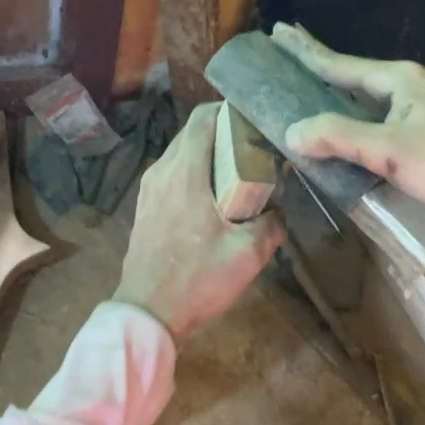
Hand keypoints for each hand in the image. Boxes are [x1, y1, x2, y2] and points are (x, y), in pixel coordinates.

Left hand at [115, 103, 283, 341]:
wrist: (146, 312)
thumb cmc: (197, 279)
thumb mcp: (248, 255)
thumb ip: (271, 225)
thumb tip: (279, 211)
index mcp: (184, 172)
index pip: (204, 118)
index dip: (231, 111)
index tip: (256, 121)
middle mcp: (162, 171)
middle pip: (193, 132)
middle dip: (225, 133)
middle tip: (256, 148)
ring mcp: (149, 188)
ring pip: (182, 153)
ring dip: (209, 155)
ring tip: (239, 173)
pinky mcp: (146, 205)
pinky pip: (173, 173)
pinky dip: (195, 173)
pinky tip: (215, 197)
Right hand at [271, 22, 424, 235]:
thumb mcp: (390, 151)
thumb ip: (339, 138)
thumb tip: (293, 131)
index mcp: (401, 80)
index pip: (341, 64)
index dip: (306, 52)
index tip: (279, 33)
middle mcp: (416, 83)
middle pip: (357, 73)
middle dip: (323, 64)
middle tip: (290, 48)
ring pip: (376, 93)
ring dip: (345, 91)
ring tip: (319, 89)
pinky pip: (391, 111)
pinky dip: (365, 111)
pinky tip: (363, 125)